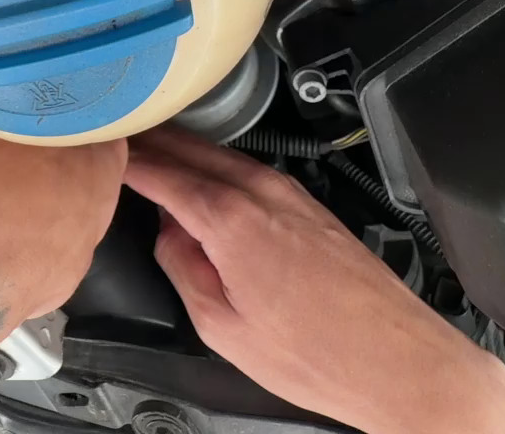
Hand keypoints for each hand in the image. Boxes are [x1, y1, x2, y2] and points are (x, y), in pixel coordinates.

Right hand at [125, 126, 504, 433]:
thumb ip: (181, 266)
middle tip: (117, 141)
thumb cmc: (320, 354)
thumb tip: (167, 234)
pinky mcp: (305, 198)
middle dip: (147, 140)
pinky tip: (202, 177)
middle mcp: (257, 189)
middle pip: (185, 145)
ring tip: (151, 155)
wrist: (401, 363)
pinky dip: (211, 162)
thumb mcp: (222, 326)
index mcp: (228, 218)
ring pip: (215, 150)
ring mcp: (285, 189)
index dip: (125, 158)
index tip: (103, 151)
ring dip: (179, 147)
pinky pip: (243, 164)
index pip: (159, 170)